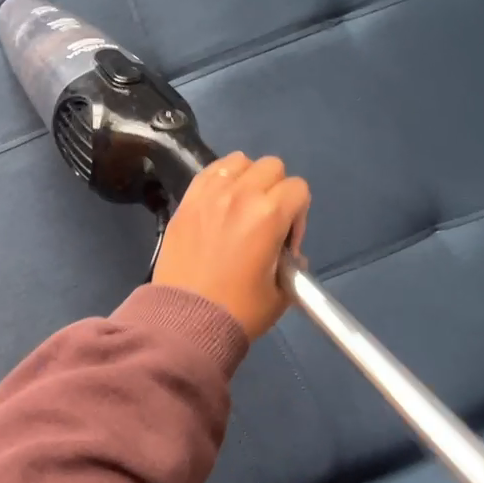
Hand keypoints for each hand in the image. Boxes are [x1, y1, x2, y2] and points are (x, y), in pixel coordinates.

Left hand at [152, 152, 310, 340]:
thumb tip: (287, 254)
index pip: (298, 189)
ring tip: (241, 208)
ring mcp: (208, 195)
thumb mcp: (281, 293)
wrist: (185, 321)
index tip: (285, 243)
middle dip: (276, 190)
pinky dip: (220, 178)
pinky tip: (220, 201)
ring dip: (247, 178)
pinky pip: (208, 172)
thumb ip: (291, 265)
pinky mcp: (185, 203)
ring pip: (238, 161)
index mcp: (269, 214)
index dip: (299, 215)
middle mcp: (239, 195)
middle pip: (270, 167)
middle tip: (266, 222)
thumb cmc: (238, 311)